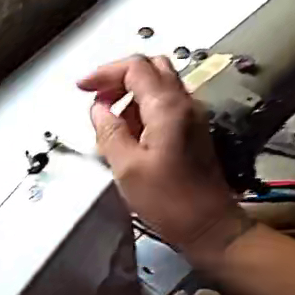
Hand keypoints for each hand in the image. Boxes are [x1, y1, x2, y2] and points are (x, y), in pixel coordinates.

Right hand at [78, 56, 253, 266]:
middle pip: (152, 68)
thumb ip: (109, 131)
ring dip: (132, 93)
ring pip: (160, 84)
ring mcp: (193, 116)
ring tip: (111, 120)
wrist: (210, 227)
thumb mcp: (127, 168)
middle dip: (120, 77)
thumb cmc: (172, 202)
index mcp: (168, 107)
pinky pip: (167, 105)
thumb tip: (98, 109)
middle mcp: (185, 104)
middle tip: (98, 97)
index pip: (135, 67)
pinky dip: (145, 107)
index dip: (105, 72)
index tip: (84, 87)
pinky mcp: (194, 131)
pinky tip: (131, 133)